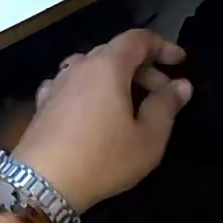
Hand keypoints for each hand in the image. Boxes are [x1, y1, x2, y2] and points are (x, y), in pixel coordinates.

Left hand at [13, 30, 193, 209]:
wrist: (41, 184)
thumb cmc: (102, 158)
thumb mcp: (148, 138)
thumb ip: (166, 106)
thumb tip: (181, 85)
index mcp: (108, 65)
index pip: (138, 39)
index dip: (162, 46)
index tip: (180, 61)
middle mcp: (80, 65)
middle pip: (116, 52)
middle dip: (143, 67)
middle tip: (163, 93)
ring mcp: (58, 83)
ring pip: (92, 67)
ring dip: (115, 78)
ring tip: (129, 101)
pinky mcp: (43, 103)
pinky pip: (72, 85)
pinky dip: (90, 90)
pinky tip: (92, 109)